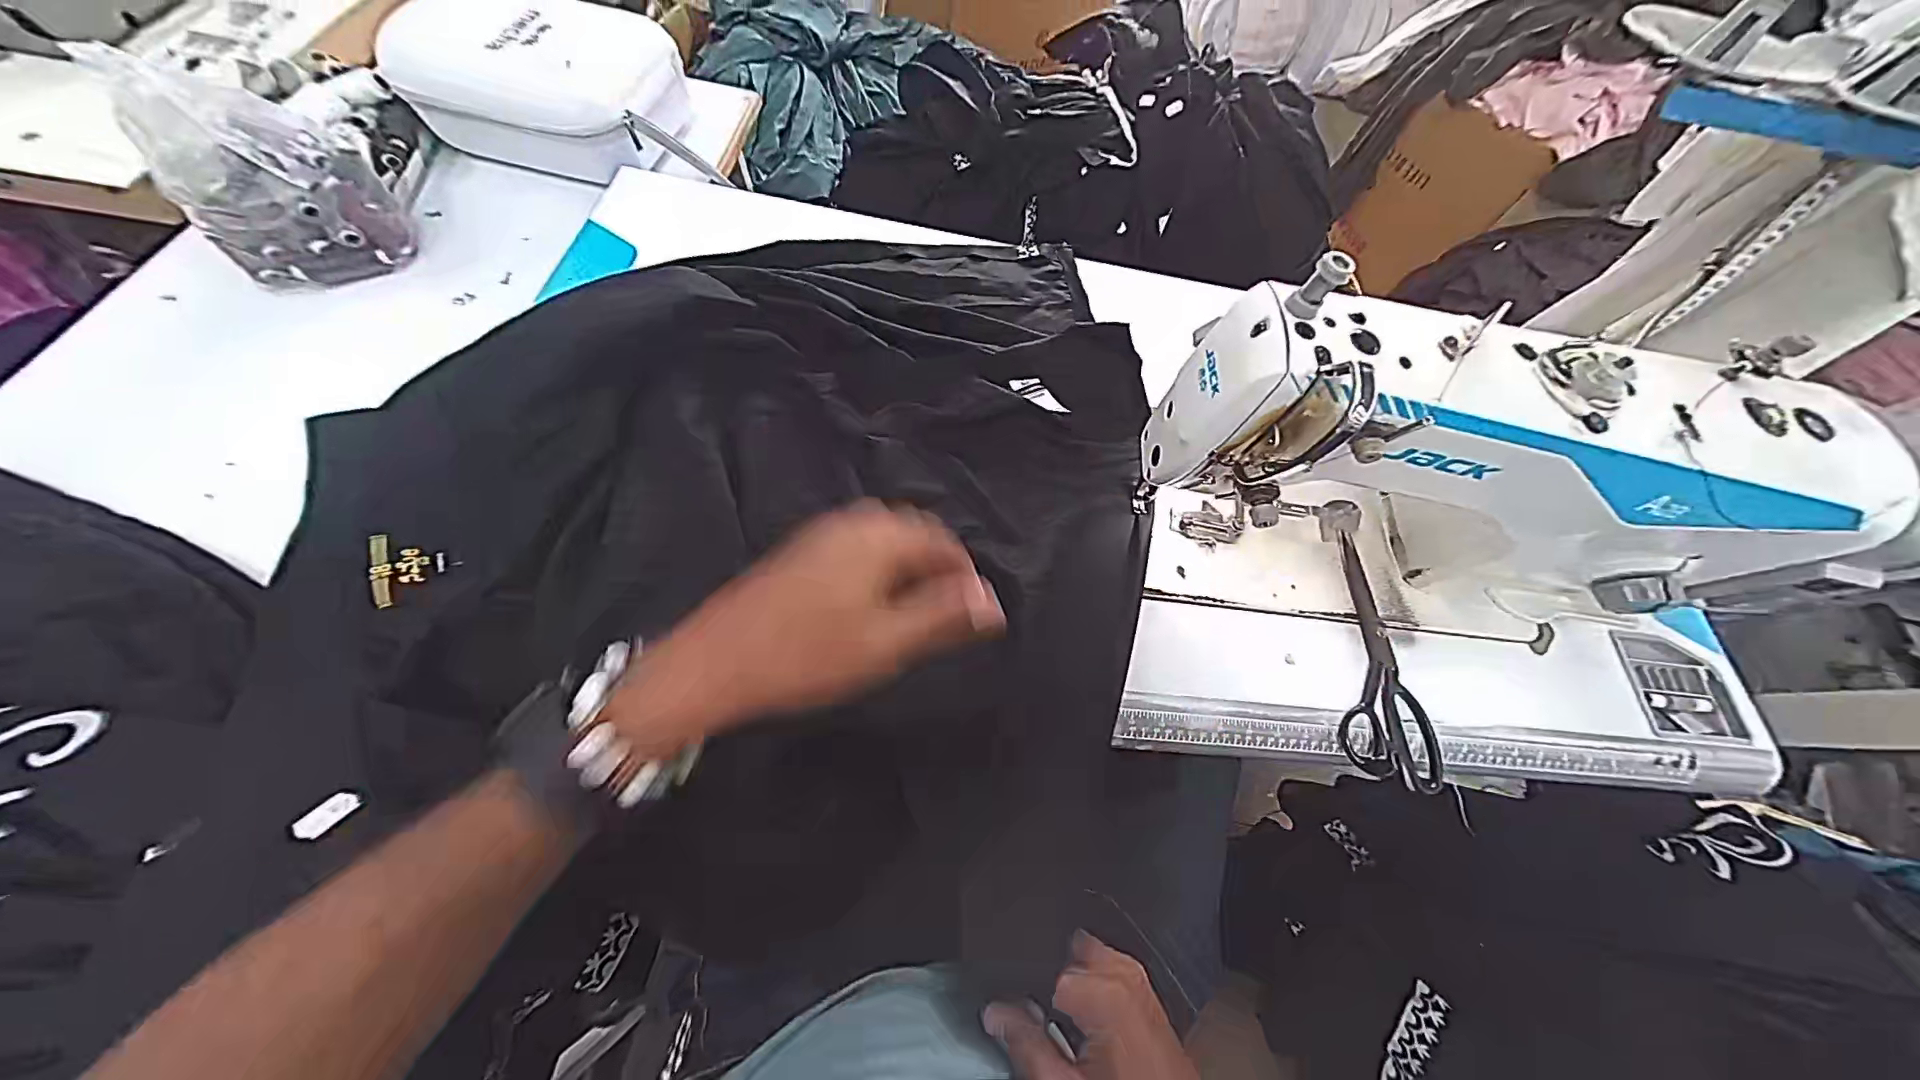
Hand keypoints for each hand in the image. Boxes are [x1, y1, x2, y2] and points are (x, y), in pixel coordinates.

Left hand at [601, 500, 1004, 755]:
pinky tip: (869, 610)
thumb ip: (943, 616)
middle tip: (944, 616)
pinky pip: (856, 550)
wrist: (713, 664)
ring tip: (911, 617)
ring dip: (907, 571)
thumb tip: (992, 600)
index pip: (942, 539)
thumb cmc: (805, 655)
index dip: (964, 573)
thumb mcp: (886, 642)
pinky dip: (877, 572)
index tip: (973, 611)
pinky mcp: (800, 553)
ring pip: (883, 542)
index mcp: (876, 535)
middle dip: (936, 569)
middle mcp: (849, 523)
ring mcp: (820, 535)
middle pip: (913, 534)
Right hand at [984, 932, 1199, 1079]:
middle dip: (1052, 984)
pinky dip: (1092, 988)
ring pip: (1083, 959)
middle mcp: (1124, 975)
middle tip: (1055, 1027)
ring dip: (1072, 984)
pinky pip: (1106, 970)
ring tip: (1076, 1029)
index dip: (1027, 999)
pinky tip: (1092, 1025)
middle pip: (1064, 957)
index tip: (1025, 1022)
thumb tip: (995, 1014)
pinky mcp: (1145, 991)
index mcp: (1104, 992)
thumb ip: (1027, 1046)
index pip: (1043, 971)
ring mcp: (1138, 981)